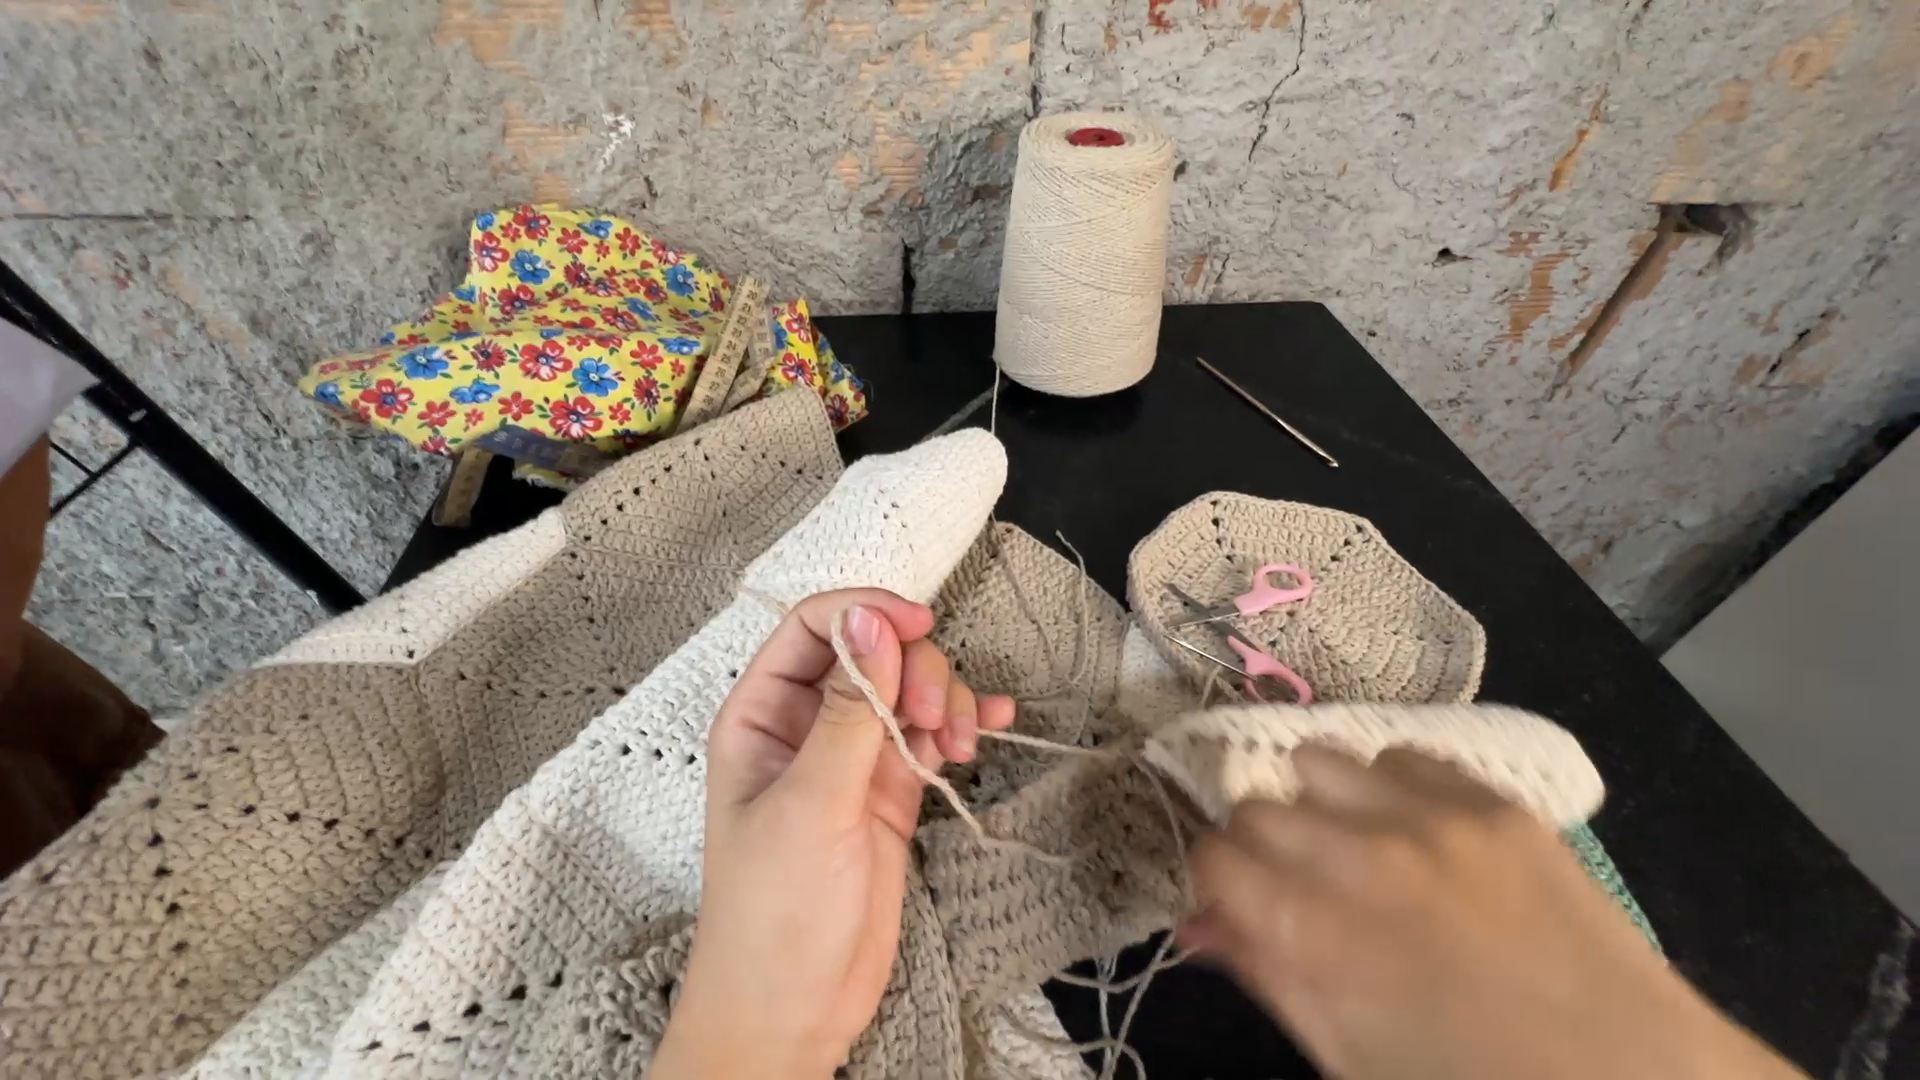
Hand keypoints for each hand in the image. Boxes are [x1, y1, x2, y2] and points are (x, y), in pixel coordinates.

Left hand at [651, 589, 1015, 1077]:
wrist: (796, 1010)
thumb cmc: (776, 910)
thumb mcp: (812, 804)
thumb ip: (849, 711)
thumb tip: (870, 620)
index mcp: (764, 713)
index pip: (814, 627)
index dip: (865, 613)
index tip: (921, 624)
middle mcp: (809, 723)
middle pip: (874, 653)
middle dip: (916, 671)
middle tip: (936, 719)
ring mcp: (854, 754)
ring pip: (909, 689)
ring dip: (945, 701)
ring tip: (957, 748)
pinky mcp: (891, 785)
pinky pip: (930, 732)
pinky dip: (962, 723)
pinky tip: (990, 725)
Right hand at [1183, 744, 1806, 1079]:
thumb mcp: (1346, 1056)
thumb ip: (1263, 973)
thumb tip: (1195, 922)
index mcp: (1314, 932)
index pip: (1213, 855)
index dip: (1217, 881)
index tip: (1240, 899)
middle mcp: (1358, 856)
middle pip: (1255, 807)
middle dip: (1263, 847)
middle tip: (1301, 883)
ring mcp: (1429, 819)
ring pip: (1316, 761)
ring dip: (1319, 803)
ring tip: (1355, 843)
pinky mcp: (1490, 800)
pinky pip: (1398, 757)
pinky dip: (1389, 788)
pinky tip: (1417, 833)